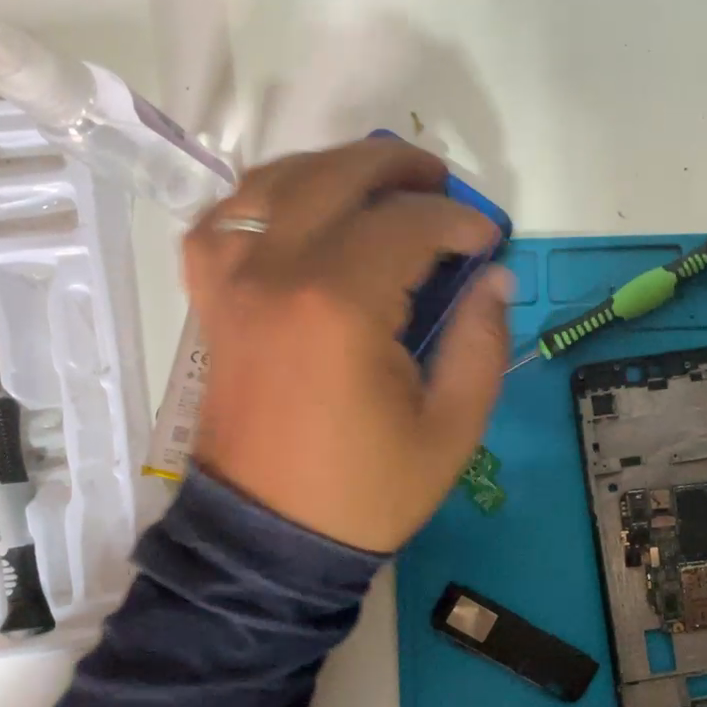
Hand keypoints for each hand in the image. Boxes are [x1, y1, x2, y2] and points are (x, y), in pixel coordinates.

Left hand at [183, 140, 511, 552]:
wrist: (271, 538)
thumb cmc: (369, 489)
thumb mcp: (452, 426)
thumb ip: (481, 343)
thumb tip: (493, 279)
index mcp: (339, 305)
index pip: (406, 224)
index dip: (457, 221)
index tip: (488, 241)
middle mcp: (275, 273)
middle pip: (335, 176)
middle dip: (397, 167)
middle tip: (442, 183)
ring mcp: (231, 282)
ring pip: (274, 181)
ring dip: (333, 168)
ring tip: (379, 183)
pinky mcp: (212, 301)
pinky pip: (226, 219)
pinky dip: (268, 198)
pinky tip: (303, 212)